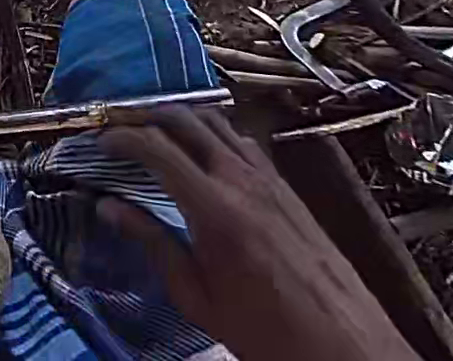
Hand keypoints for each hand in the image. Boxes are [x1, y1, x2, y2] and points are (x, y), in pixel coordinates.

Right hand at [98, 108, 419, 360]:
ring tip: (155, 133)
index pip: (155, 146)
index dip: (121, 136)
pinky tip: (201, 153)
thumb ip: (151, 242)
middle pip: (182, 118)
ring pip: (213, 120)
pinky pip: (240, 139)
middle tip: (121, 128)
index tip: (101, 143)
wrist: (351, 356)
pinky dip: (210, 132)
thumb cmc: (266, 335)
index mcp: (214, 208)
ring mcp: (268, 178)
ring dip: (178, 118)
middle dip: (144, 115)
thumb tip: (106, 205)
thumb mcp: (196, 297)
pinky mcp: (286, 186)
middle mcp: (240, 179)